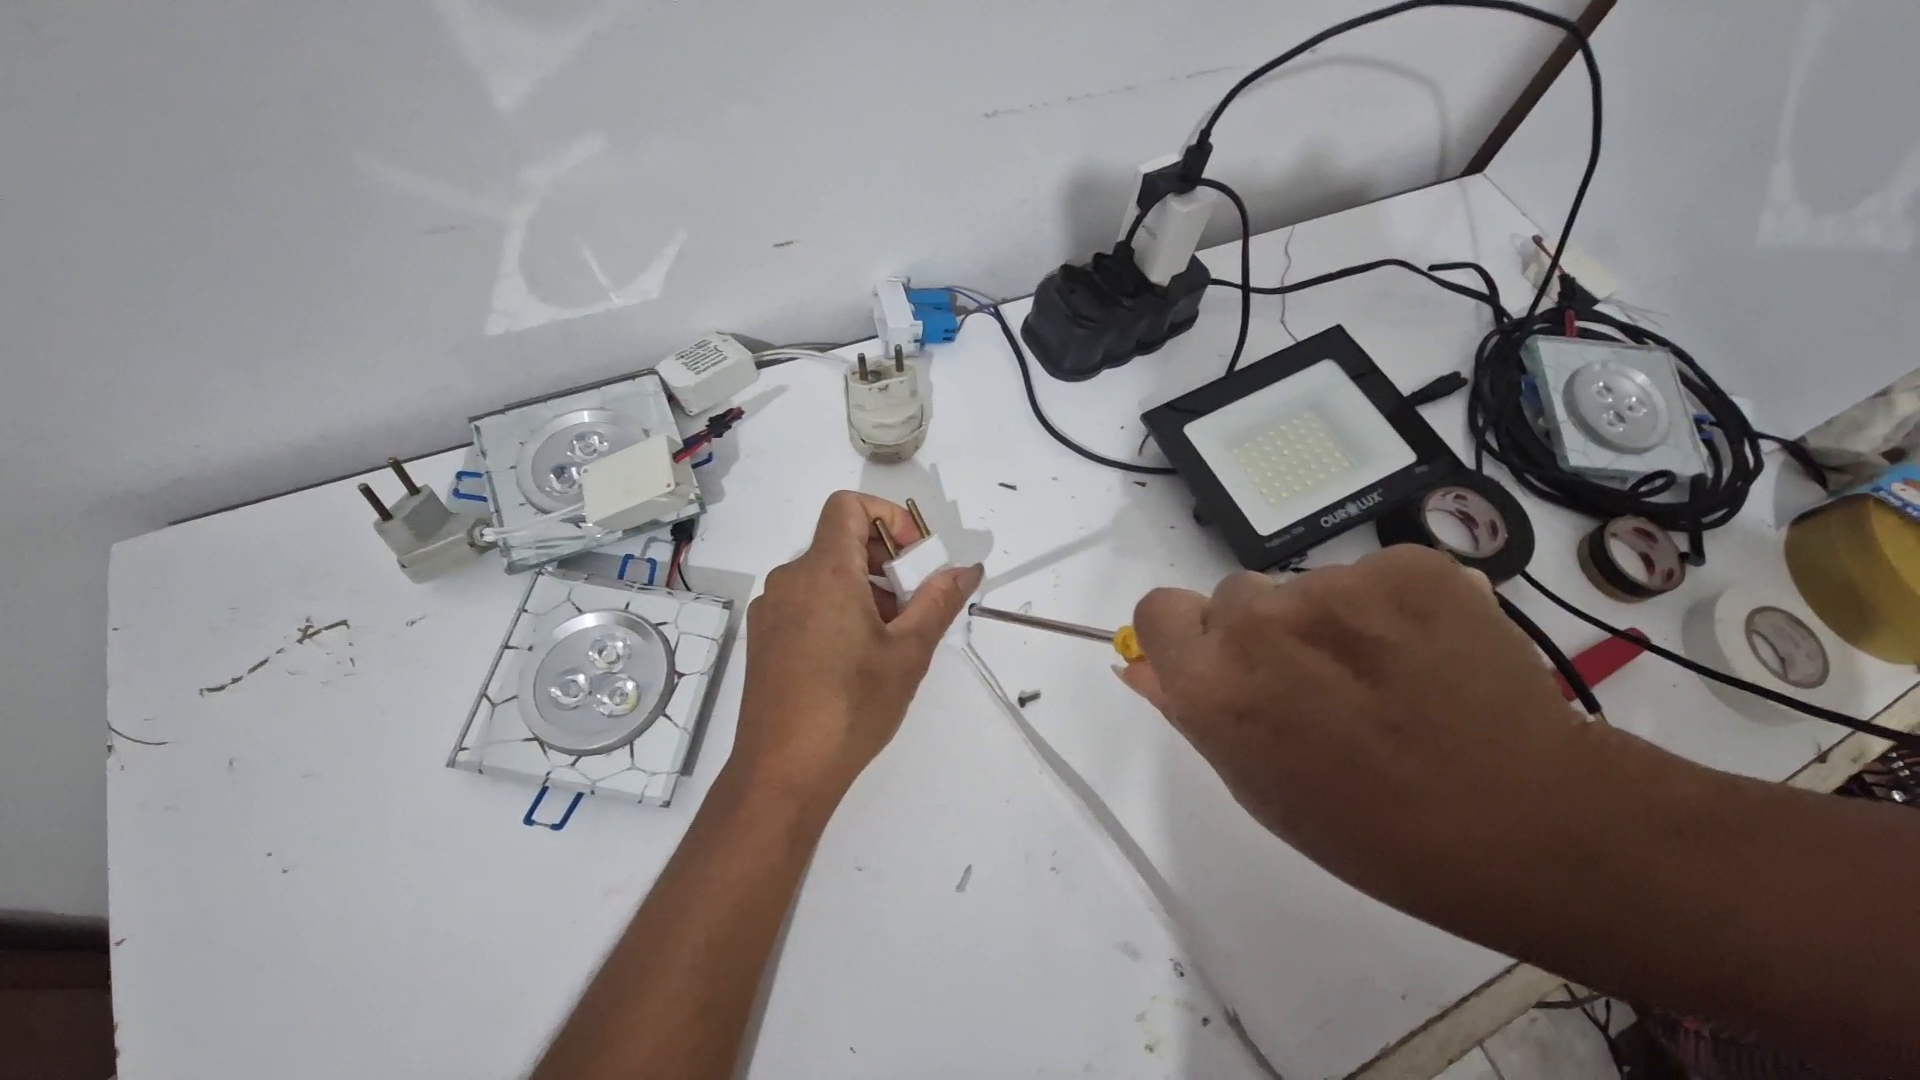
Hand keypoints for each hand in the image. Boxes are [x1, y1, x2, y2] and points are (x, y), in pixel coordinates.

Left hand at [731, 491, 982, 803]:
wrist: (782, 771)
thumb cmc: (852, 706)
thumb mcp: (909, 652)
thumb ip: (939, 601)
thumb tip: (967, 568)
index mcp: (824, 571)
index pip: (848, 505)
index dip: (887, 517)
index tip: (914, 559)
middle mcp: (790, 580)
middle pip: (840, 542)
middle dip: (885, 562)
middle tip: (914, 606)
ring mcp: (771, 611)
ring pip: (824, 577)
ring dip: (864, 591)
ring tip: (890, 641)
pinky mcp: (763, 640)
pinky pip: (805, 604)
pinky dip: (836, 611)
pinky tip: (855, 661)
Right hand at [1120, 546, 1589, 906]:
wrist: (1525, 822)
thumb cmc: (1369, 829)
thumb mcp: (1258, 784)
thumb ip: (1191, 711)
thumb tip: (1136, 664)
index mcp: (1213, 682)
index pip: (1159, 609)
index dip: (1190, 637)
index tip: (1229, 666)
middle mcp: (1260, 621)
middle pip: (1238, 596)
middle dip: (1266, 631)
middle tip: (1322, 686)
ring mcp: (1339, 586)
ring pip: (1310, 586)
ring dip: (1333, 621)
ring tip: (1392, 679)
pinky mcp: (1412, 565)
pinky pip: (1376, 574)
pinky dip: (1394, 607)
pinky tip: (1432, 655)